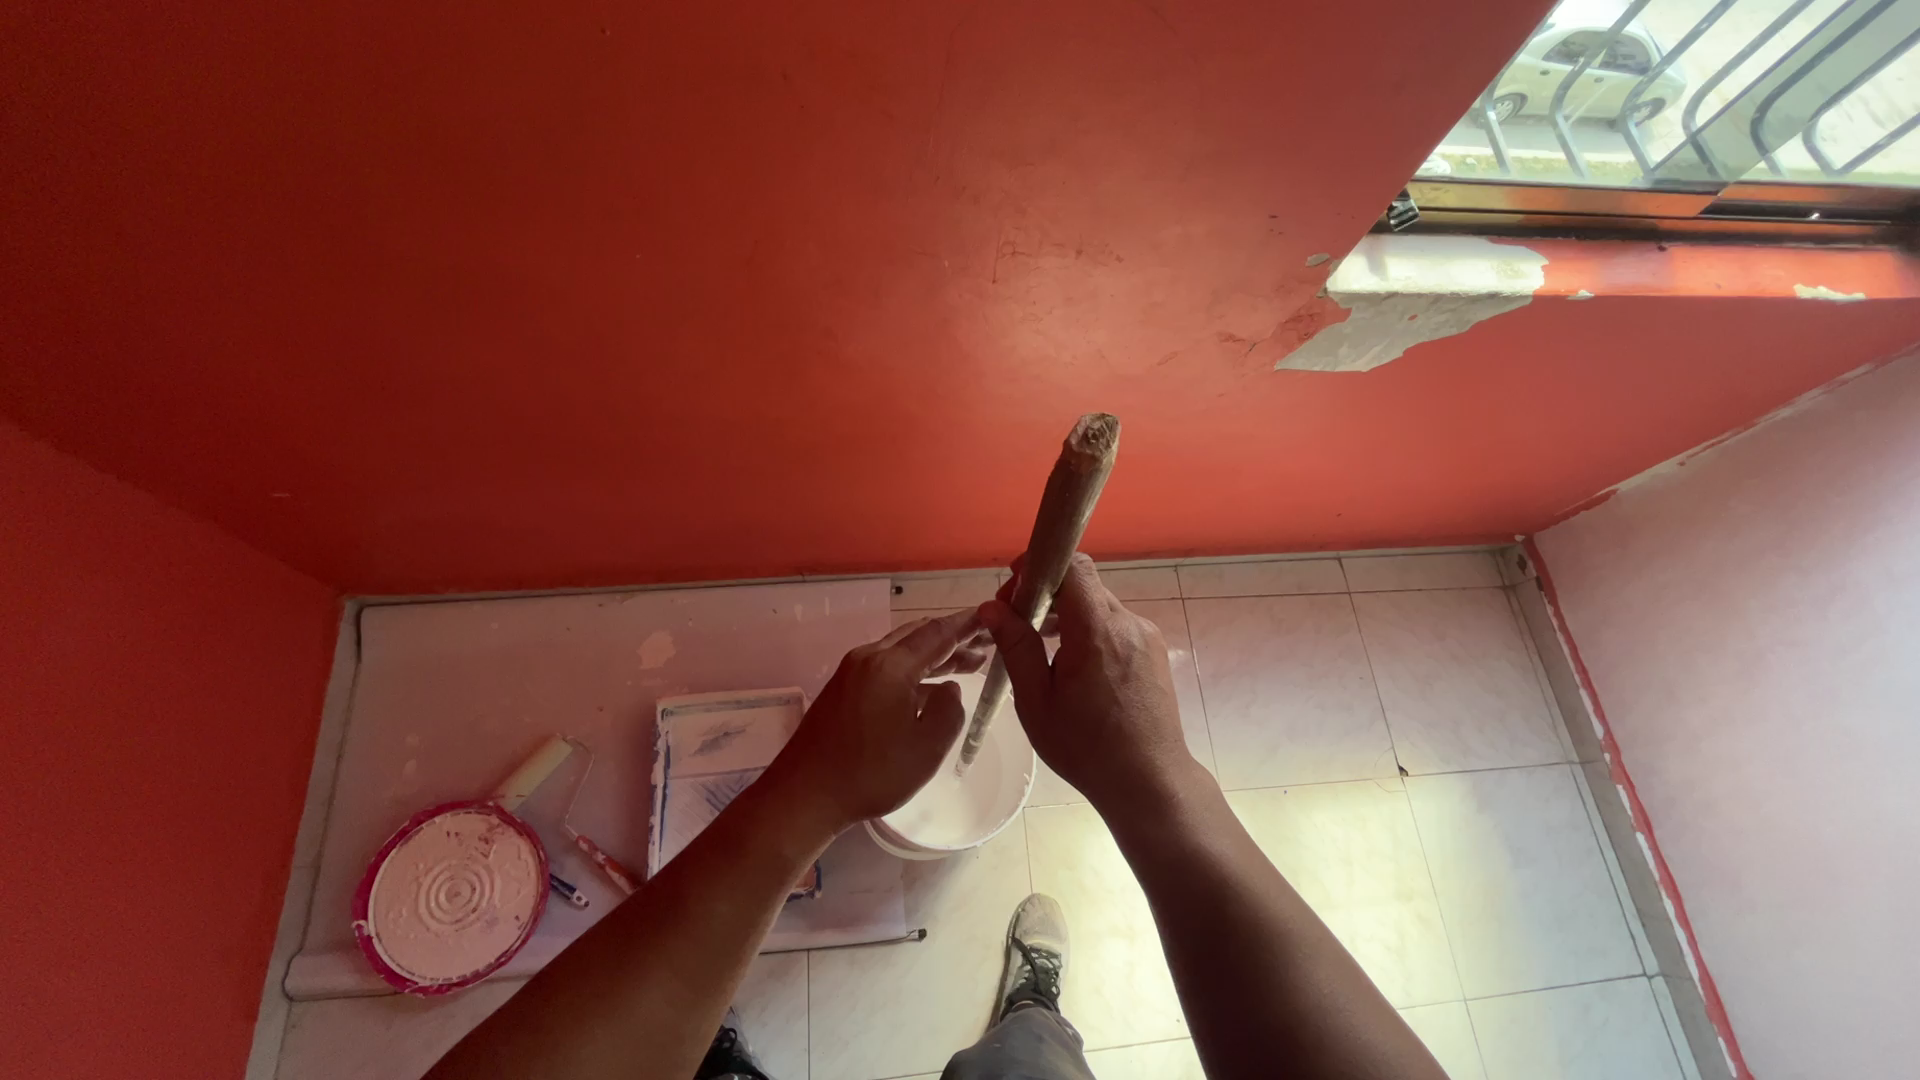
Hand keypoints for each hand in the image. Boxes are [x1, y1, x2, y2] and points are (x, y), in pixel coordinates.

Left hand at [763, 610, 989, 829]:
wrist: (805, 793)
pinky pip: (886, 665)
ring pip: (901, 649)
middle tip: (986, 645)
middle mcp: (869, 657)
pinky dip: (913, 668)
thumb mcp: (927, 748)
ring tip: (967, 664)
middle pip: (918, 635)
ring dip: (934, 655)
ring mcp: (852, 671)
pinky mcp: (844, 688)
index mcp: (890, 665)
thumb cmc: (871, 773)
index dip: (967, 625)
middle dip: (953, 638)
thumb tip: (949, 689)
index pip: (938, 633)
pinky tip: (930, 687)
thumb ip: (948, 710)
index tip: (992, 618)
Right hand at [979, 554, 1195, 808]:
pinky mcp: (1154, 652)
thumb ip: (1016, 647)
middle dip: (1046, 592)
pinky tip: (1073, 666)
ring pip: (1099, 605)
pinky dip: (1089, 631)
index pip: (1073, 566)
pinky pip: (1115, 625)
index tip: (1014, 586)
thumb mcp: (1036, 701)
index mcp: (1097, 630)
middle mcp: (1128, 623)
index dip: (1040, 565)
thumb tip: (992, 607)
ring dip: (1067, 613)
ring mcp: (1146, 636)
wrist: (1150, 782)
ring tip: (1041, 647)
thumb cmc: (1086, 748)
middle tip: (1016, 622)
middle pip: (1084, 584)